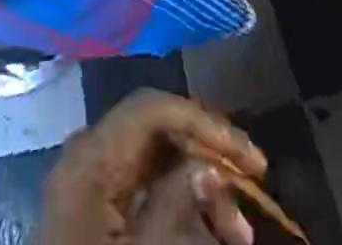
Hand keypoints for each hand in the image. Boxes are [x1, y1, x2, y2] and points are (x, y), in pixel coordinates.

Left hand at [42, 90, 266, 244]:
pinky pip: (147, 186)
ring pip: (157, 160)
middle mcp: (89, 155)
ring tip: (238, 234)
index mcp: (90, 157)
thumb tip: (210, 166)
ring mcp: (91, 180)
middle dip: (207, 156)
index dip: (204, 124)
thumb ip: (175, 205)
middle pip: (157, 131)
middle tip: (252, 188)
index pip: (152, 110)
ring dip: (201, 186)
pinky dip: (181, 204)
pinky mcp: (98, 206)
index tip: (252, 160)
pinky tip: (212, 234)